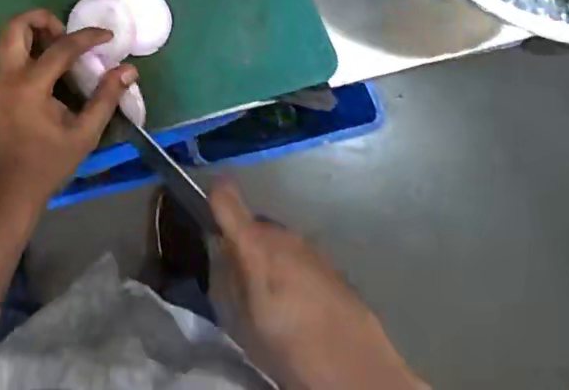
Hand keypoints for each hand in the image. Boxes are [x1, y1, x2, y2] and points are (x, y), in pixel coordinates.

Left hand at [0, 9, 136, 206]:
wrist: (15, 186)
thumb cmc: (50, 162)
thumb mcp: (85, 133)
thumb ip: (106, 98)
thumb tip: (128, 70)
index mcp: (30, 87)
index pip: (61, 48)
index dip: (87, 37)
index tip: (108, 36)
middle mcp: (9, 76)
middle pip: (16, 27)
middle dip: (43, 19)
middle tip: (67, 34)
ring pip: (8, 36)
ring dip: (33, 30)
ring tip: (60, 46)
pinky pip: (9, 52)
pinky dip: (28, 45)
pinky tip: (51, 63)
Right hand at [210, 180, 427, 389]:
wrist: (361, 374)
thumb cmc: (291, 350)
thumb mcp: (242, 323)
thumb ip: (228, 279)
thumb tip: (221, 251)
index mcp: (254, 243)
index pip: (224, 196)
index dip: (213, 198)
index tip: (207, 214)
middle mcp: (282, 234)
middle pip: (252, 224)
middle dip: (243, 243)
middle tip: (240, 279)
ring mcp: (310, 247)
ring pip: (277, 242)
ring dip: (270, 259)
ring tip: (272, 299)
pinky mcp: (332, 265)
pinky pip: (300, 258)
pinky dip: (293, 272)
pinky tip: (300, 307)